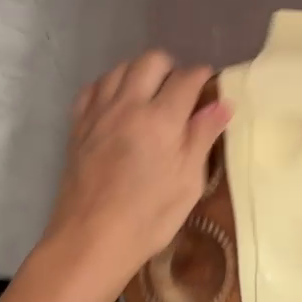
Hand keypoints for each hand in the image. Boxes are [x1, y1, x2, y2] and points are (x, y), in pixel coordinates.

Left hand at [44, 51, 229, 282]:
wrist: (91, 240)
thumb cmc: (149, 217)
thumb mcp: (188, 181)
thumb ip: (203, 136)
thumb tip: (223, 102)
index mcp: (161, 118)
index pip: (187, 78)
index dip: (202, 78)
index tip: (209, 88)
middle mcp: (128, 105)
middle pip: (151, 61)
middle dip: (171, 68)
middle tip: (179, 93)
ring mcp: (99, 113)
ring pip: (120, 68)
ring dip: (139, 74)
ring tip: (149, 96)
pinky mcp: (78, 125)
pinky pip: (94, 88)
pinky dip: (109, 86)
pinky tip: (118, 104)